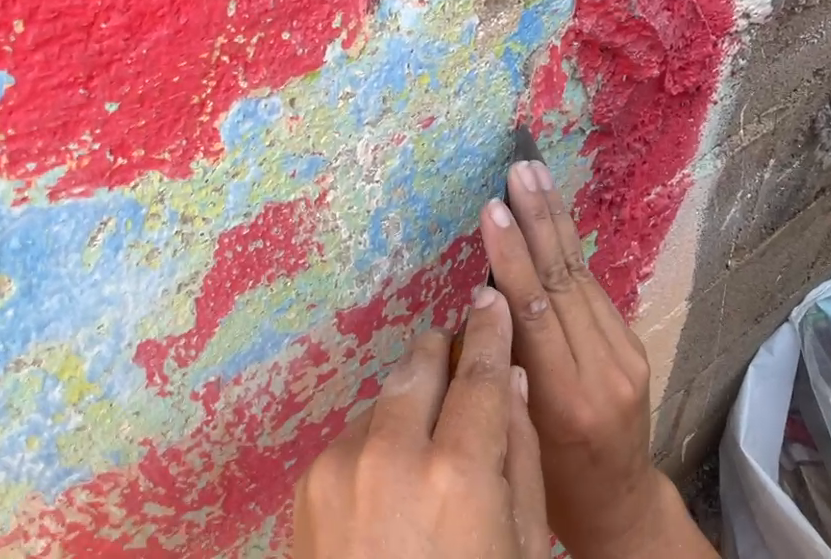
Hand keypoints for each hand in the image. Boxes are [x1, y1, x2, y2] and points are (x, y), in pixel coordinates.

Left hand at [293, 285, 550, 558]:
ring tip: (426, 445)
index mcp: (458, 475)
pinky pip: (355, 436)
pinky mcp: (309, 479)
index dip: (489, 332)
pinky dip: (377, 443)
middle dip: (444, 353)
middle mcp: (392, 454)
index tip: (490, 298)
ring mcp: (341, 464)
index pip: (480, 374)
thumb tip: (511, 382)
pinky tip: (389, 485)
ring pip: (387, 400)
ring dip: (410, 404)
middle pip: (422, 364)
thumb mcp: (521, 547)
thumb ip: (520, 458)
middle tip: (460, 353)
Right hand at [481, 161, 718, 558]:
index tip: (494, 210)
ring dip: (555, 221)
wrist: (619, 504)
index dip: (513, 257)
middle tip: (520, 171)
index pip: (536, 312)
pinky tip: (551, 216)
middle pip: (565, 281)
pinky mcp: (633, 345)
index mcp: (566, 399)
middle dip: (539, 220)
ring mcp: (626, 355)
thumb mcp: (515, 432)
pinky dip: (567, 249)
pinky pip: (593, 290)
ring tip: (536, 175)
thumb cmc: (548, 479)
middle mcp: (604, 370)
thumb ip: (503, 366)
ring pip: (582, 276)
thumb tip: (484, 297)